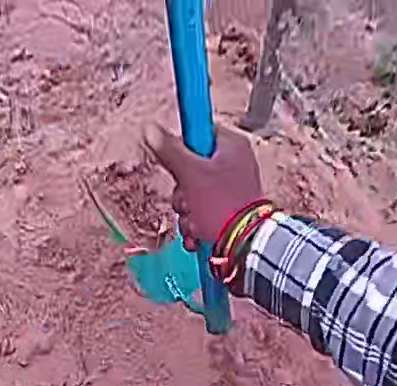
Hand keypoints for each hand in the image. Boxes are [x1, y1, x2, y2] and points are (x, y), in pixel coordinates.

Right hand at [143, 123, 264, 250]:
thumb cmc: (223, 206)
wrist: (245, 245)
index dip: (183, 152)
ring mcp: (228, 192)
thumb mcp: (192, 175)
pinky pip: (200, 217)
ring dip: (186, 217)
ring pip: (192, 199)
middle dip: (182, 196)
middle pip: (190, 172)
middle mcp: (232, 166)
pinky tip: (198, 236)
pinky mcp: (225, 215)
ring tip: (195, 225)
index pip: (199, 136)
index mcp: (230, 146)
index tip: (178, 166)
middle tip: (188, 203)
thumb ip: (171, 152)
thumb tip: (151, 129)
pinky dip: (194, 229)